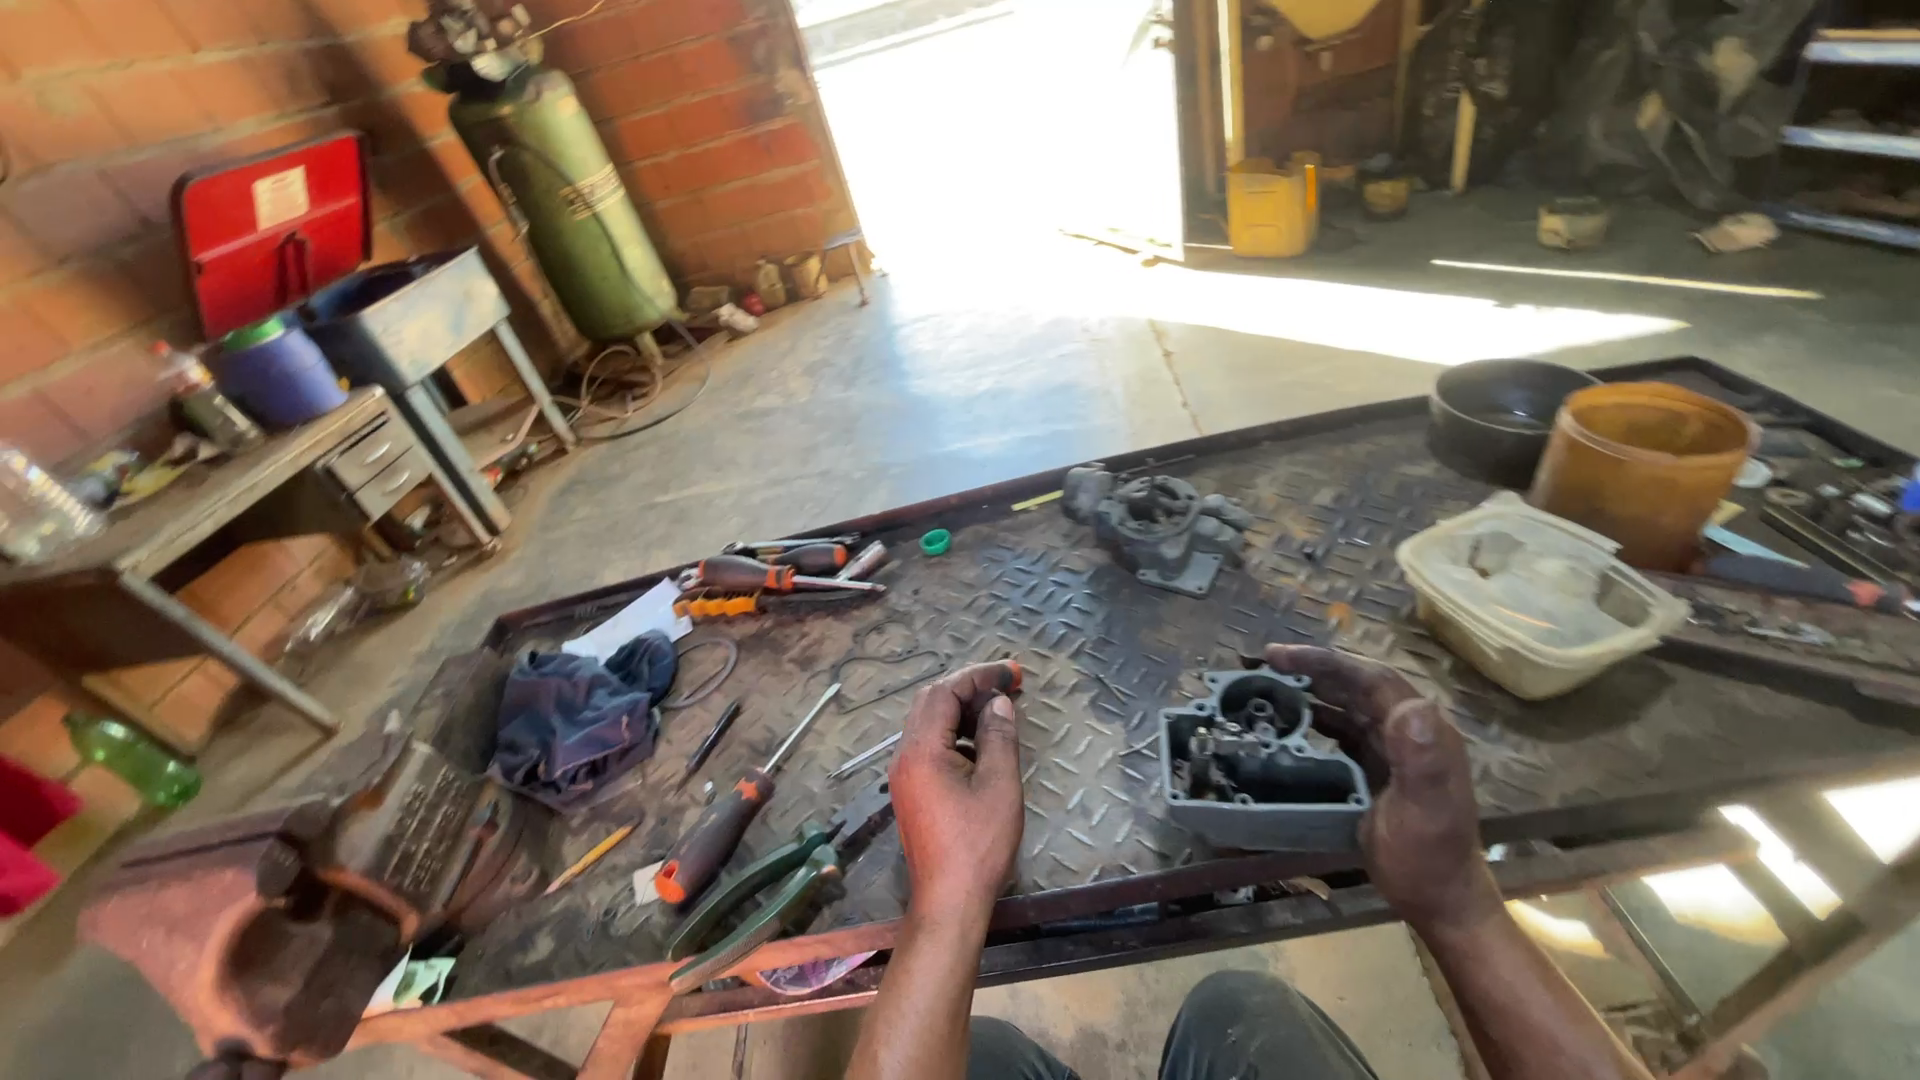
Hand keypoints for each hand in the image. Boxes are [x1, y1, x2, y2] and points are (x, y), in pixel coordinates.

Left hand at [890, 662, 1024, 922]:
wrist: (949, 902)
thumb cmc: (978, 845)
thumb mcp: (999, 785)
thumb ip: (999, 736)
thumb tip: (999, 702)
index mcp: (921, 749)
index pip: (945, 691)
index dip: (979, 675)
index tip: (1013, 673)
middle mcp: (904, 755)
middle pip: (932, 701)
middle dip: (970, 687)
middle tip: (1008, 685)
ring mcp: (904, 773)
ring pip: (930, 722)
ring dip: (963, 710)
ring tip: (1000, 710)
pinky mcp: (911, 789)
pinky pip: (930, 745)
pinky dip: (956, 733)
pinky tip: (984, 744)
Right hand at [1264, 645, 1498, 933]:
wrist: (1438, 901)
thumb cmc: (1428, 857)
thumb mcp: (1424, 810)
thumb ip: (1422, 759)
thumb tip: (1415, 703)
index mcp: (1425, 731)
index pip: (1371, 679)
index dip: (1327, 662)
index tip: (1281, 657)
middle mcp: (1410, 731)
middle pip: (1357, 685)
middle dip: (1313, 669)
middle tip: (1265, 663)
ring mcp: (1394, 749)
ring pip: (1349, 704)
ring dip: (1312, 690)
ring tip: (1271, 685)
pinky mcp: (1378, 767)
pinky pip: (1343, 729)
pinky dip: (1316, 718)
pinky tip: (1292, 721)